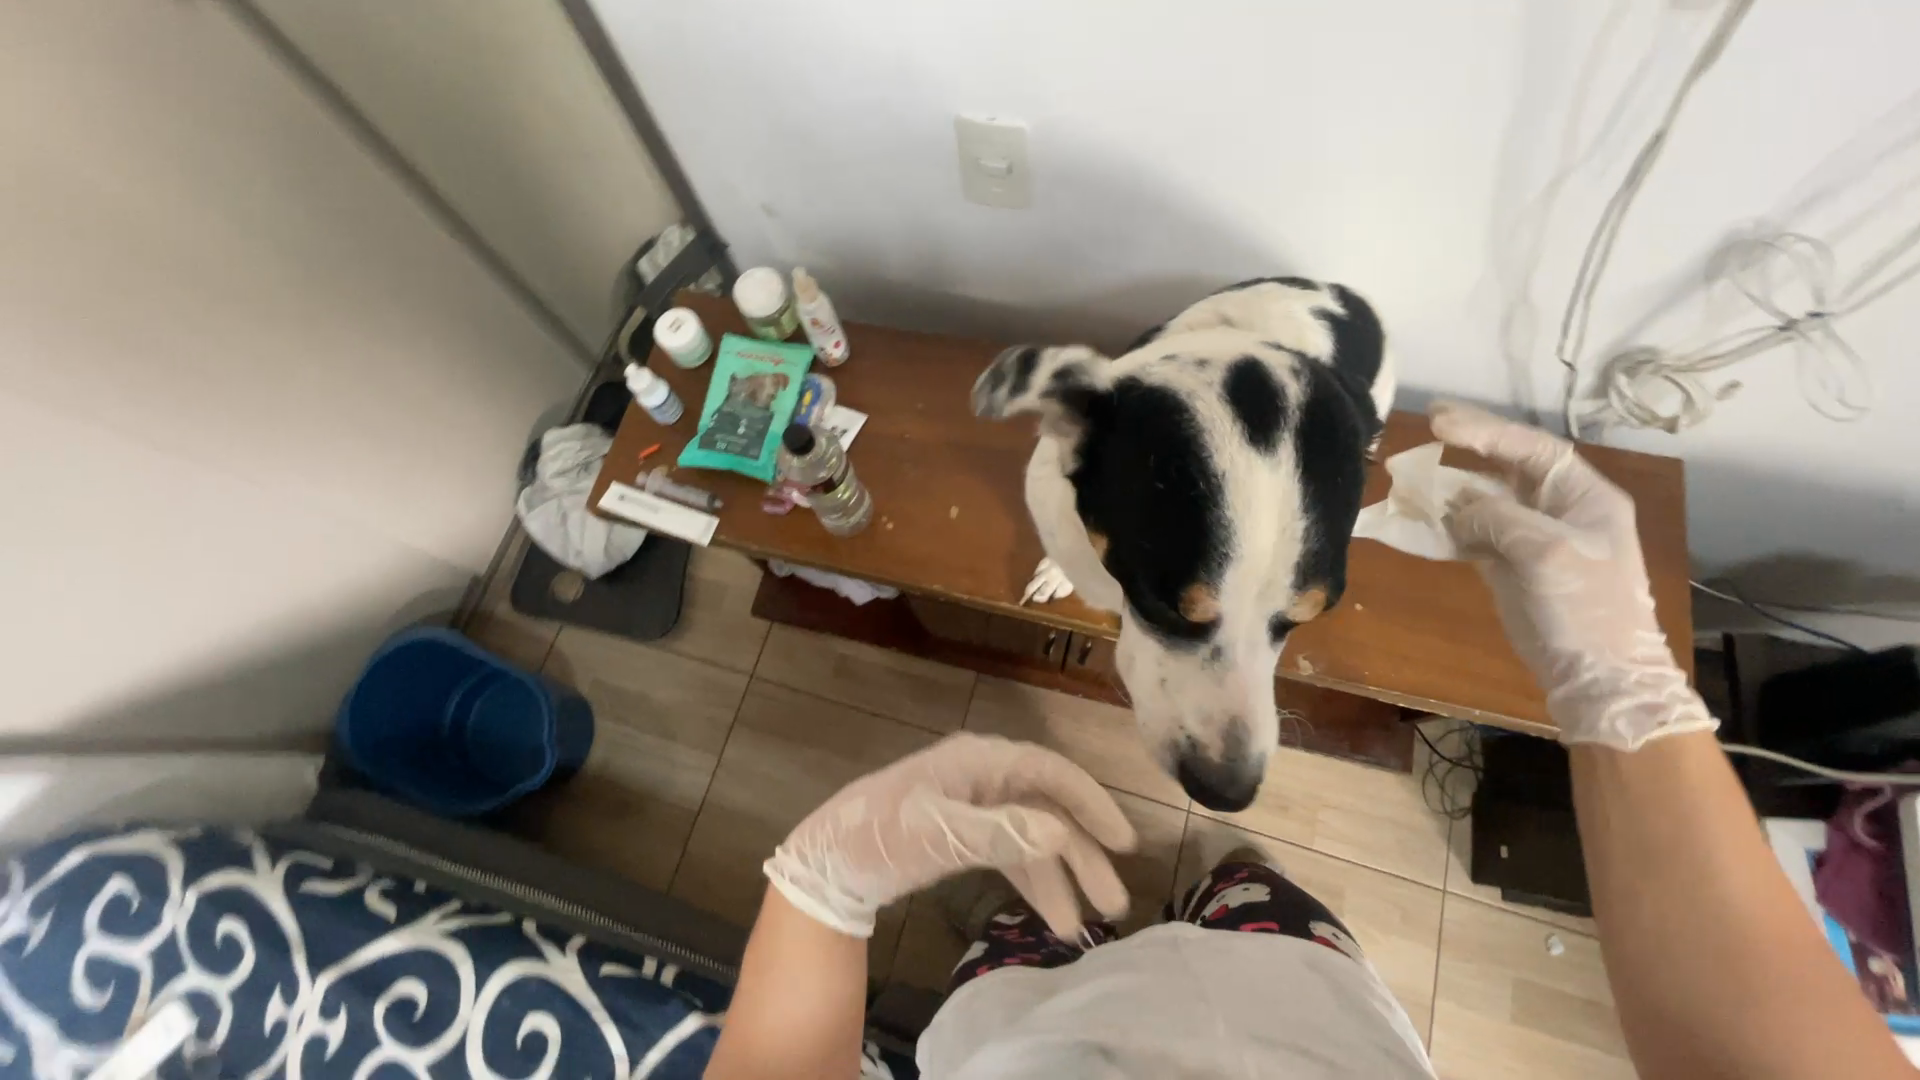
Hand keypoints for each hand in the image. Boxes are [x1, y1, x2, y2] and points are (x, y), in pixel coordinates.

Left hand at [763, 733, 1136, 937]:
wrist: (831, 859)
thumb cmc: (882, 834)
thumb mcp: (939, 833)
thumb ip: (1000, 832)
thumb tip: (1060, 832)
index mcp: (982, 762)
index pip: (1051, 773)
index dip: (1091, 803)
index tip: (1122, 843)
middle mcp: (987, 777)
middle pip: (1048, 811)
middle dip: (1081, 855)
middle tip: (1114, 903)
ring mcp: (978, 805)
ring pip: (1033, 838)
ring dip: (1059, 878)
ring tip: (1081, 927)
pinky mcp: (967, 833)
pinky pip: (1012, 855)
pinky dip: (1032, 883)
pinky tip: (1052, 917)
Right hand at [1430, 402, 1715, 750]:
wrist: (1597, 674)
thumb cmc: (1585, 607)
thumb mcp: (1547, 552)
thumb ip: (1499, 517)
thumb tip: (1458, 505)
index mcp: (1583, 497)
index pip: (1531, 449)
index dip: (1487, 430)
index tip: (1440, 421)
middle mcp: (1556, 509)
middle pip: (1506, 465)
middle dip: (1469, 444)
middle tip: (1430, 422)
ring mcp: (1529, 536)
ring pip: (1482, 497)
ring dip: (1446, 485)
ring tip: (1410, 472)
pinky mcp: (1506, 562)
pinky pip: (1469, 531)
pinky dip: (1442, 523)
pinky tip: (1416, 515)